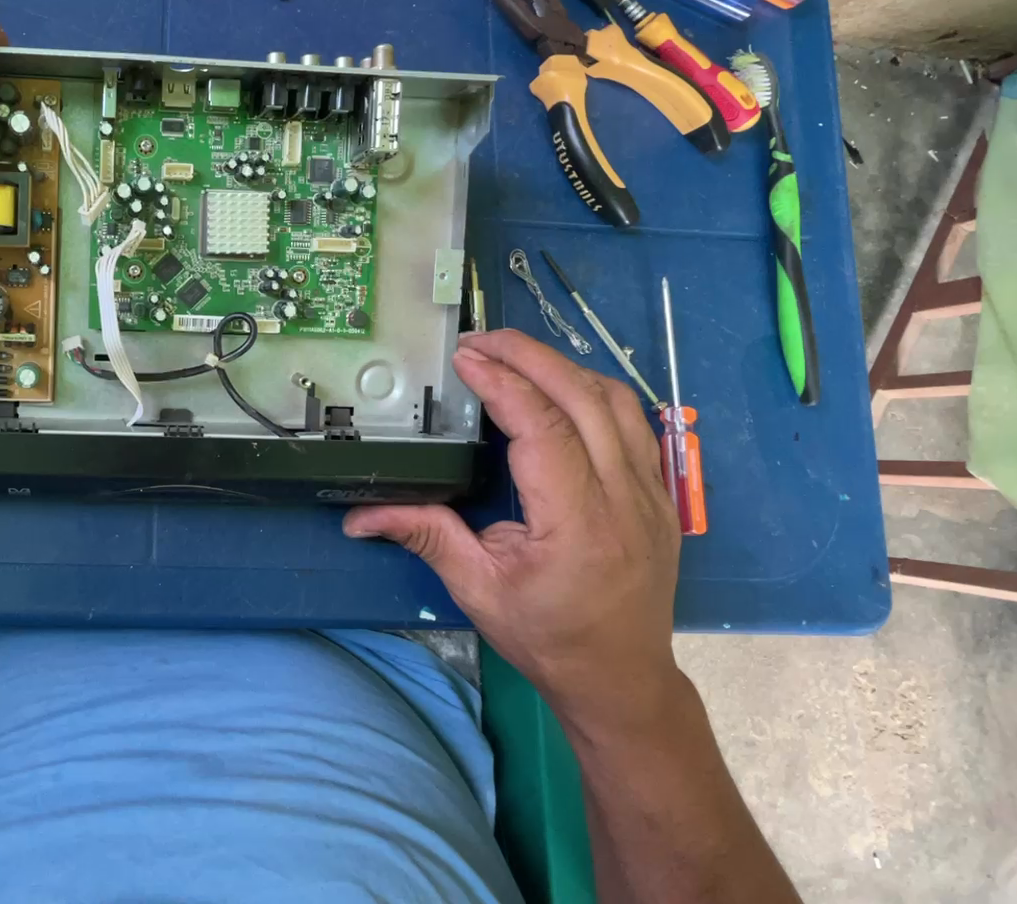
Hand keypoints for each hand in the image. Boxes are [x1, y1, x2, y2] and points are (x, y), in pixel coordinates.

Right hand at [343, 329, 683, 725]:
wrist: (622, 677)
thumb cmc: (547, 636)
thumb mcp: (477, 589)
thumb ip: (424, 534)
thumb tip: (356, 515)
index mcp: (579, 523)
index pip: (544, 430)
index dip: (503, 385)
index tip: (464, 359)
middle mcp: (626, 497)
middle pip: (585, 397)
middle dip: (530, 356)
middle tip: (479, 340)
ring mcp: (653, 490)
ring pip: (617, 399)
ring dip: (562, 365)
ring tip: (511, 354)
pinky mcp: (660, 490)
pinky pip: (633, 418)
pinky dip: (590, 387)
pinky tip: (556, 384)